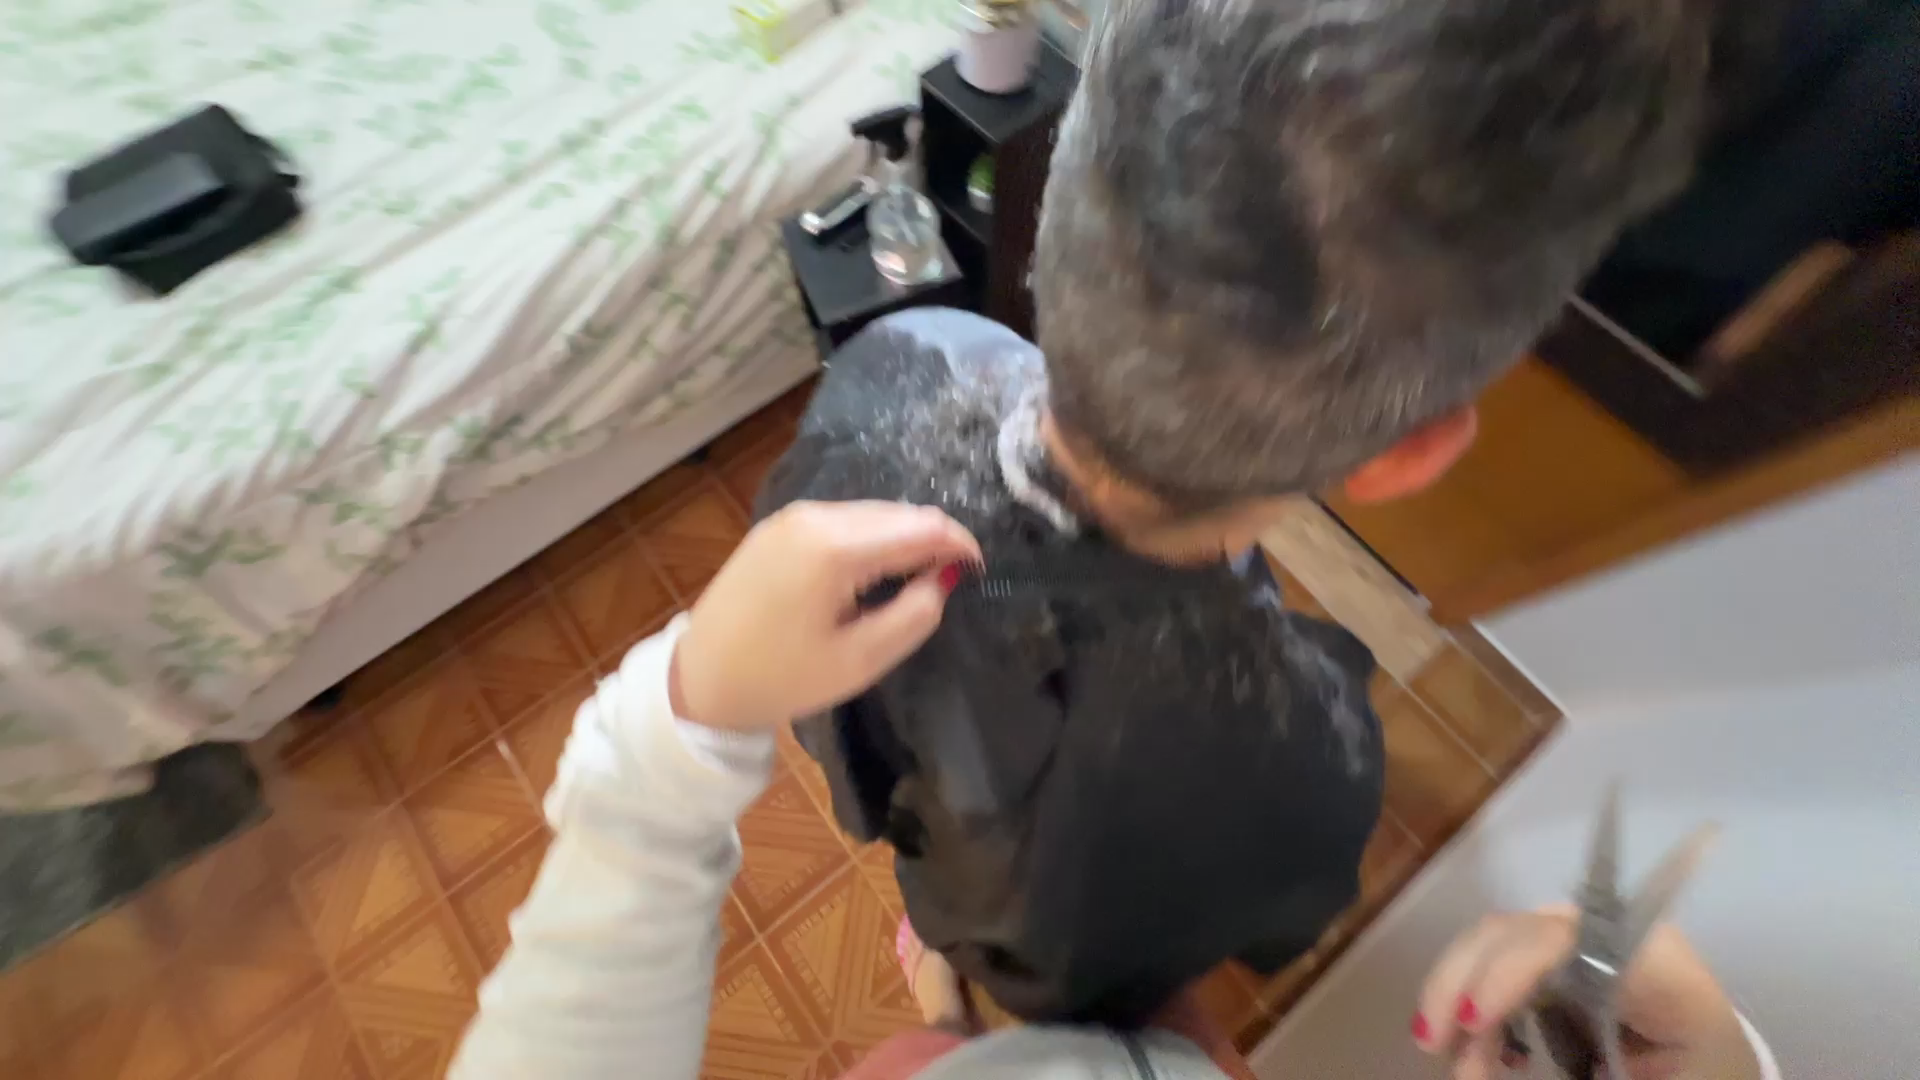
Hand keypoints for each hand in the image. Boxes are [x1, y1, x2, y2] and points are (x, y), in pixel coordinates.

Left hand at [669, 500, 980, 731]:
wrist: (700, 679)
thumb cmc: (782, 679)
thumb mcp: (860, 660)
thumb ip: (915, 614)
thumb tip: (944, 577)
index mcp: (835, 548)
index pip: (921, 527)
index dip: (959, 544)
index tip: (978, 570)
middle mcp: (815, 516)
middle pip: (898, 513)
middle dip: (932, 539)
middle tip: (951, 579)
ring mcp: (793, 517)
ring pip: (872, 513)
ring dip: (902, 537)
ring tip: (915, 577)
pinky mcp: (779, 525)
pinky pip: (843, 520)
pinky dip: (871, 538)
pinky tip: (873, 569)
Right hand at [1415, 907, 1759, 1079]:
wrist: (1718, 1057)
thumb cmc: (1706, 1069)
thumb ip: (1610, 1074)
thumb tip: (1506, 1061)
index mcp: (1650, 961)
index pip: (1559, 943)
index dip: (1507, 974)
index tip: (1471, 1024)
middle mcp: (1598, 930)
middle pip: (1506, 936)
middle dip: (1457, 985)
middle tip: (1428, 1041)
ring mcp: (1566, 936)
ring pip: (1485, 945)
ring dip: (1451, 993)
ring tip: (1440, 1051)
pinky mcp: (1546, 953)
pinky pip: (1490, 965)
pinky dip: (1469, 1002)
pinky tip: (1470, 1045)